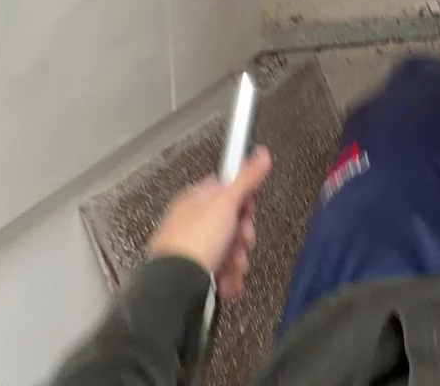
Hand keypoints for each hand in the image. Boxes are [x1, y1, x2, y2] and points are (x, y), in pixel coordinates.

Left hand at [147, 148, 272, 298]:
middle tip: (243, 241)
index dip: (243, 198)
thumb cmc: (198, 239)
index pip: (226, 189)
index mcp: (193, 200)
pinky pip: (219, 269)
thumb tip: (262, 152)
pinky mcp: (192, 274)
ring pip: (227, 247)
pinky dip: (228, 276)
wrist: (176, 288)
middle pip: (230, 221)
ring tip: (235, 267)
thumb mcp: (226, 203)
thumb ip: (247, 178)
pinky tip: (229, 282)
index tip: (249, 209)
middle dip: (243, 235)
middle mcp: (191, 222)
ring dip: (238, 258)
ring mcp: (190, 249)